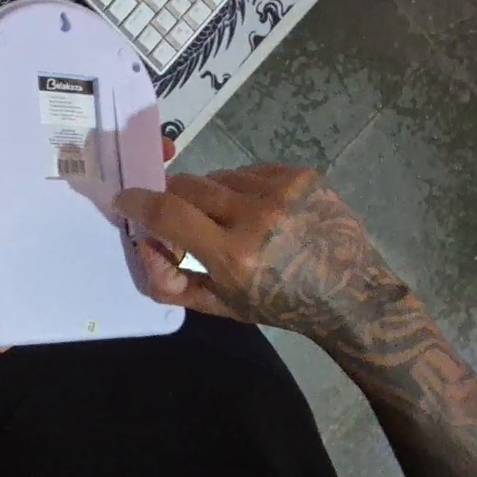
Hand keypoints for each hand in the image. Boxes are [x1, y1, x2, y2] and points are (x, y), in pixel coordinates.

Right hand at [114, 164, 414, 343]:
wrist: (350, 292)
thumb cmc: (280, 305)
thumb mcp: (221, 306)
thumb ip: (172, 280)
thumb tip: (142, 245)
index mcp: (232, 255)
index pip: (168, 214)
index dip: (138, 201)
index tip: (126, 197)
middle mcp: (255, 217)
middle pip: (187, 185)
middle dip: (172, 196)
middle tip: (178, 213)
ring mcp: (281, 191)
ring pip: (218, 176)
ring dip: (212, 195)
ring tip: (231, 218)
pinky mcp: (301, 175)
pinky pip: (249, 170)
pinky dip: (242, 187)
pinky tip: (259, 209)